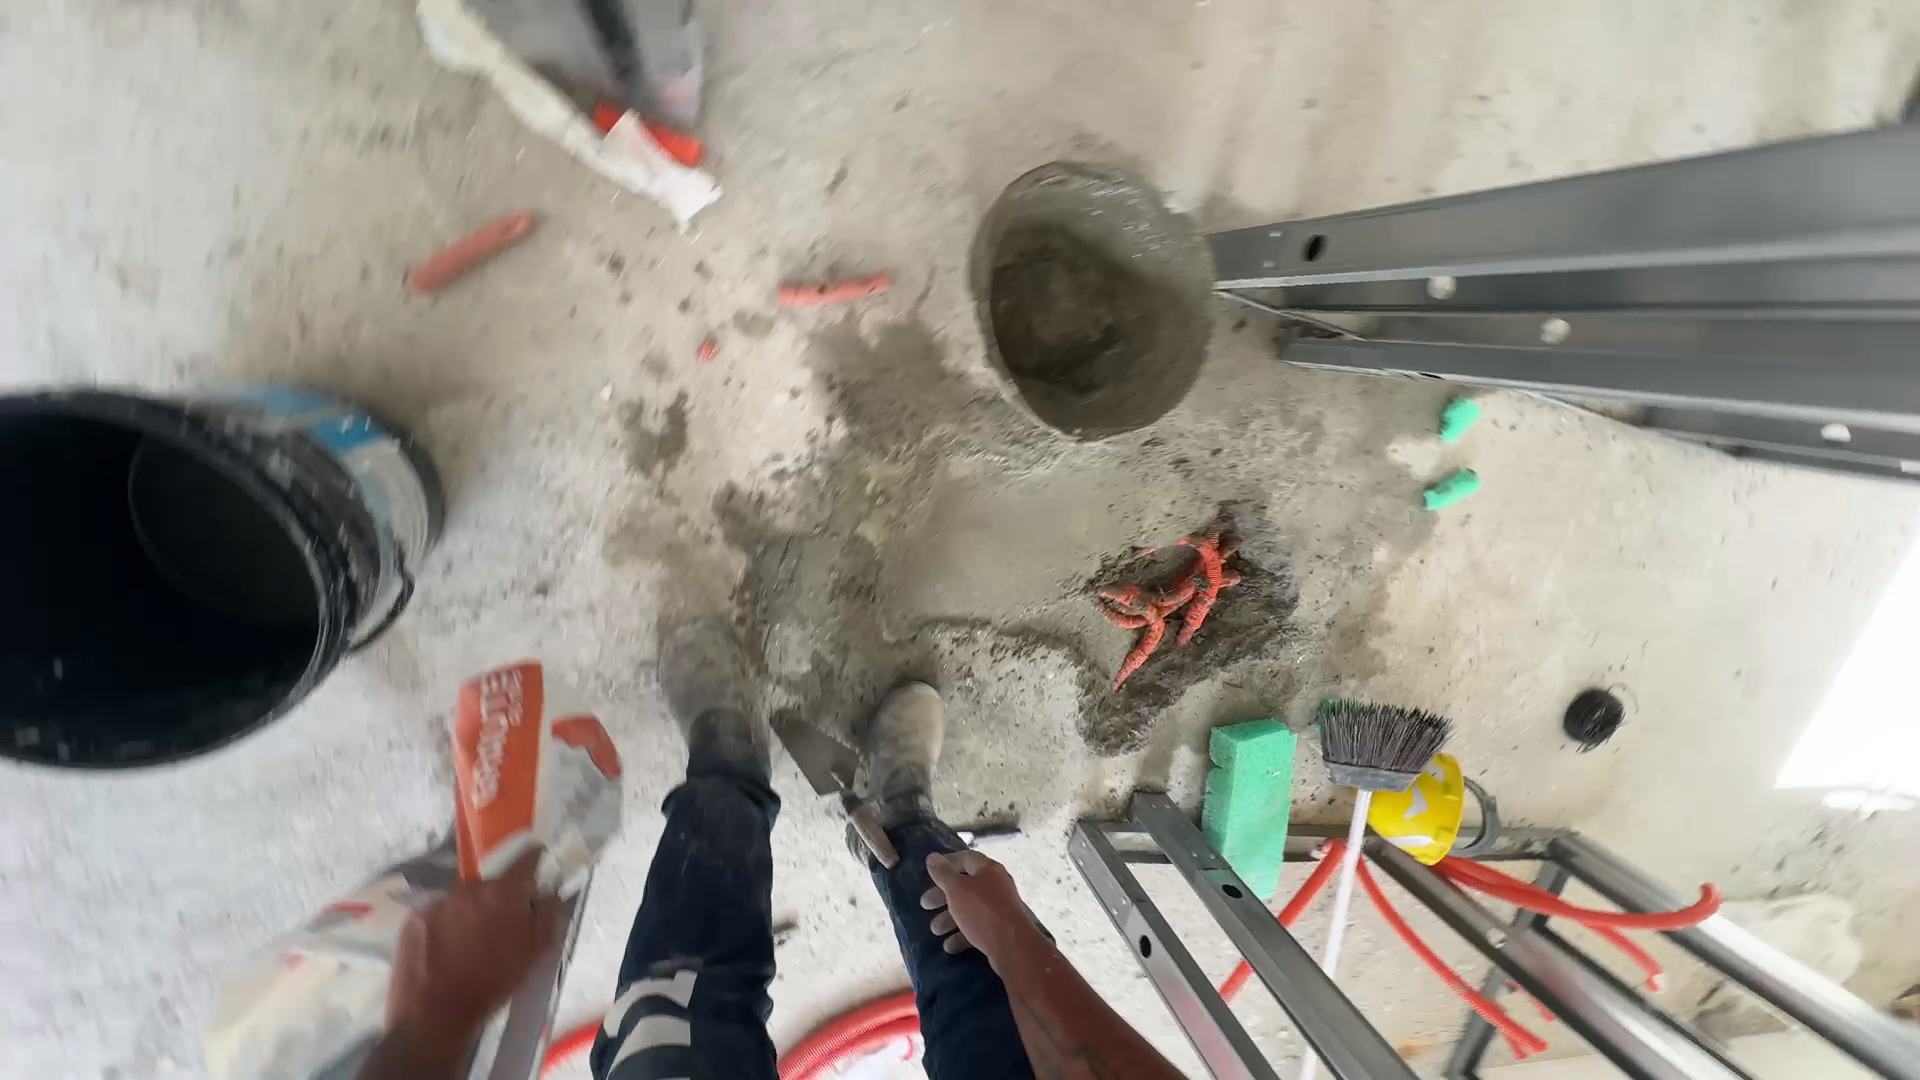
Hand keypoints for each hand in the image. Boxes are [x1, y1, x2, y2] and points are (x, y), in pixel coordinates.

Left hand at [386, 849, 564, 1044]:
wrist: (432, 1019)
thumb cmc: (493, 983)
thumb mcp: (536, 951)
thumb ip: (548, 913)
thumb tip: (549, 891)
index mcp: (505, 891)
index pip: (527, 859)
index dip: (536, 862)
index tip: (538, 872)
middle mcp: (471, 888)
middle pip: (493, 883)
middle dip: (499, 899)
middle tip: (499, 927)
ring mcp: (438, 903)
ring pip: (464, 899)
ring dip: (471, 911)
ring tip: (467, 943)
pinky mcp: (413, 920)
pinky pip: (438, 912)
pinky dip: (444, 924)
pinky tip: (444, 949)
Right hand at [920, 849, 1038, 960]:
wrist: (1013, 948)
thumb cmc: (982, 912)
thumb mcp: (957, 890)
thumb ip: (943, 874)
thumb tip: (932, 857)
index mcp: (988, 870)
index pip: (965, 858)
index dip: (946, 863)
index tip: (930, 873)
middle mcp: (995, 885)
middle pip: (965, 885)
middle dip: (943, 896)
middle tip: (925, 905)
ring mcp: (999, 908)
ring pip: (969, 908)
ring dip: (949, 918)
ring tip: (935, 930)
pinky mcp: (1000, 930)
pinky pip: (977, 927)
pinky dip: (962, 934)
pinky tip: (949, 946)